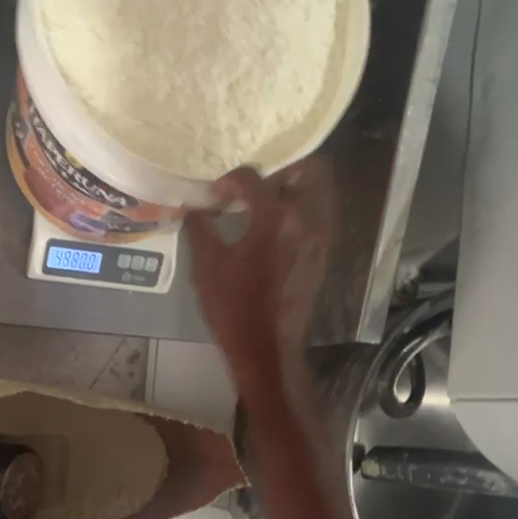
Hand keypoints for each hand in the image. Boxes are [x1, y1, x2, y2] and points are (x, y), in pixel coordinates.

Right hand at [185, 159, 338, 406]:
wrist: (267, 348)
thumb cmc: (234, 309)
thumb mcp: (207, 267)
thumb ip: (200, 229)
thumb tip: (193, 207)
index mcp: (274, 217)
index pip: (253, 178)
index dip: (230, 180)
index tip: (215, 194)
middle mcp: (305, 218)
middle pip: (300, 170)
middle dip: (272, 172)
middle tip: (249, 188)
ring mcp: (320, 235)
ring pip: (318, 189)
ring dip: (294, 185)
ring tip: (268, 199)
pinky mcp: (324, 252)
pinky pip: (322, 213)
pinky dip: (304, 206)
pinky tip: (280, 222)